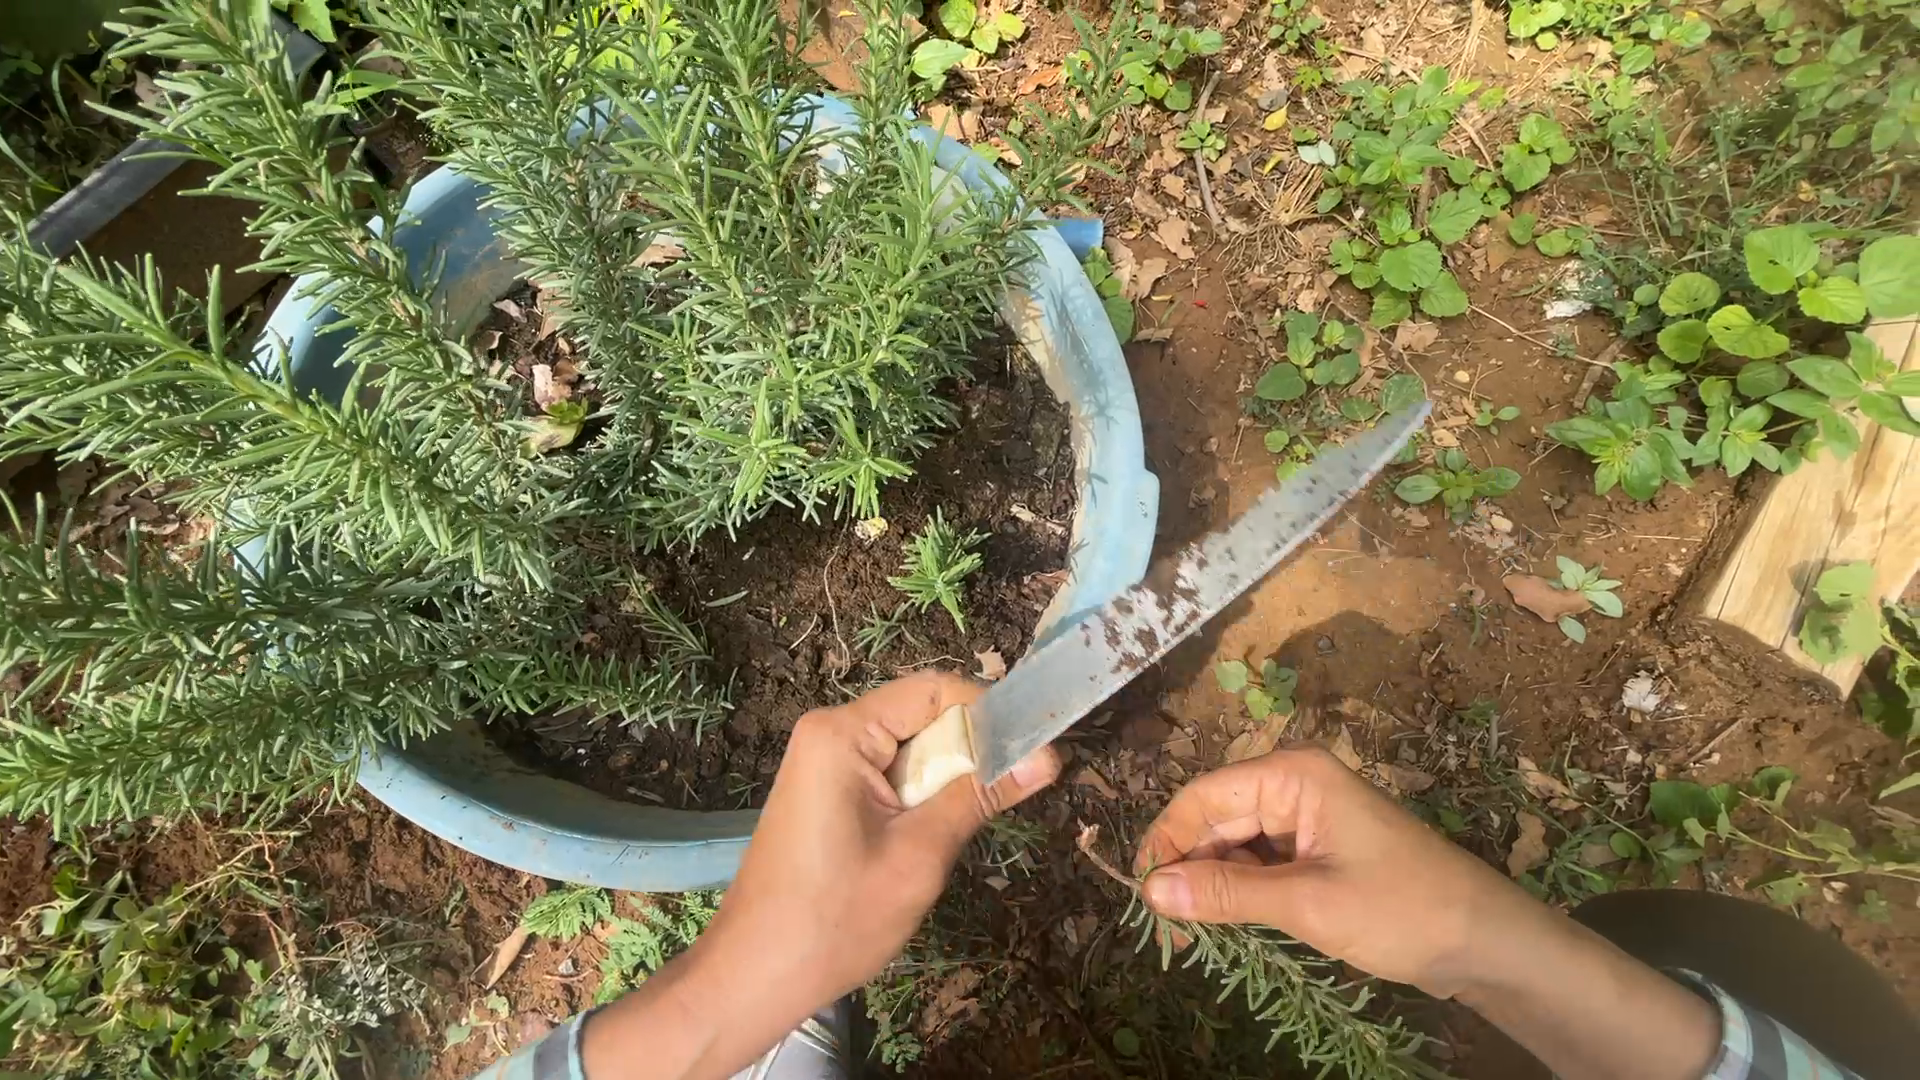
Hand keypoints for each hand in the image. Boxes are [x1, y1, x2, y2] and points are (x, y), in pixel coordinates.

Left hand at [708, 670, 1059, 1012]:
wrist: (751, 977)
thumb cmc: (835, 920)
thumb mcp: (920, 856)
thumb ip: (980, 795)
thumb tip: (1047, 757)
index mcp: (843, 733)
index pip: (933, 689)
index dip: (986, 710)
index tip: (1030, 746)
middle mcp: (830, 730)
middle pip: (920, 712)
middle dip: (970, 745)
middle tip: (1014, 784)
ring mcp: (823, 758)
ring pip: (908, 743)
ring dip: (947, 771)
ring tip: (981, 811)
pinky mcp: (825, 786)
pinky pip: (887, 767)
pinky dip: (920, 789)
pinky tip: (936, 826)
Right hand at [1134, 749, 1719, 1079]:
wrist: (1493, 945)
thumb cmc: (1403, 911)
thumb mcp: (1308, 905)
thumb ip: (1226, 894)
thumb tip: (1151, 891)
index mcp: (1289, 774)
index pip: (1202, 797)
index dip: (1165, 839)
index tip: (1141, 890)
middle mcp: (1288, 782)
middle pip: (1214, 818)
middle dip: (1186, 866)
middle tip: (1164, 924)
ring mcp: (1300, 813)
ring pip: (1231, 841)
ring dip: (1209, 882)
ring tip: (1187, 931)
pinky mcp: (1310, 844)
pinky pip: (1256, 858)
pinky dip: (1237, 888)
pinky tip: (1223, 920)